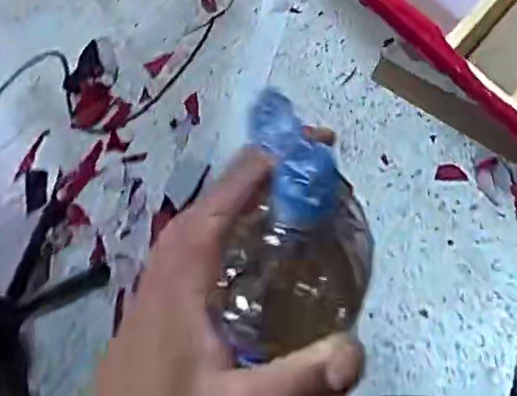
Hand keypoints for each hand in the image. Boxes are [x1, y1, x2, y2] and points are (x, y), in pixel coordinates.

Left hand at [94, 143, 364, 395]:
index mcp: (183, 270)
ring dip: (252, 188)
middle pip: (219, 193)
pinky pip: (203, 234)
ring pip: (208, 212)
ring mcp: (160, 279)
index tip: (316, 143)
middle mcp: (169, 263)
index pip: (228, 194)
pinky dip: (236, 215)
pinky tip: (260, 237)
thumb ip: (295, 378)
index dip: (272, 159)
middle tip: (318, 161)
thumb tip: (356, 350)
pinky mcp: (161, 298)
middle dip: (270, 165)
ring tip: (298, 186)